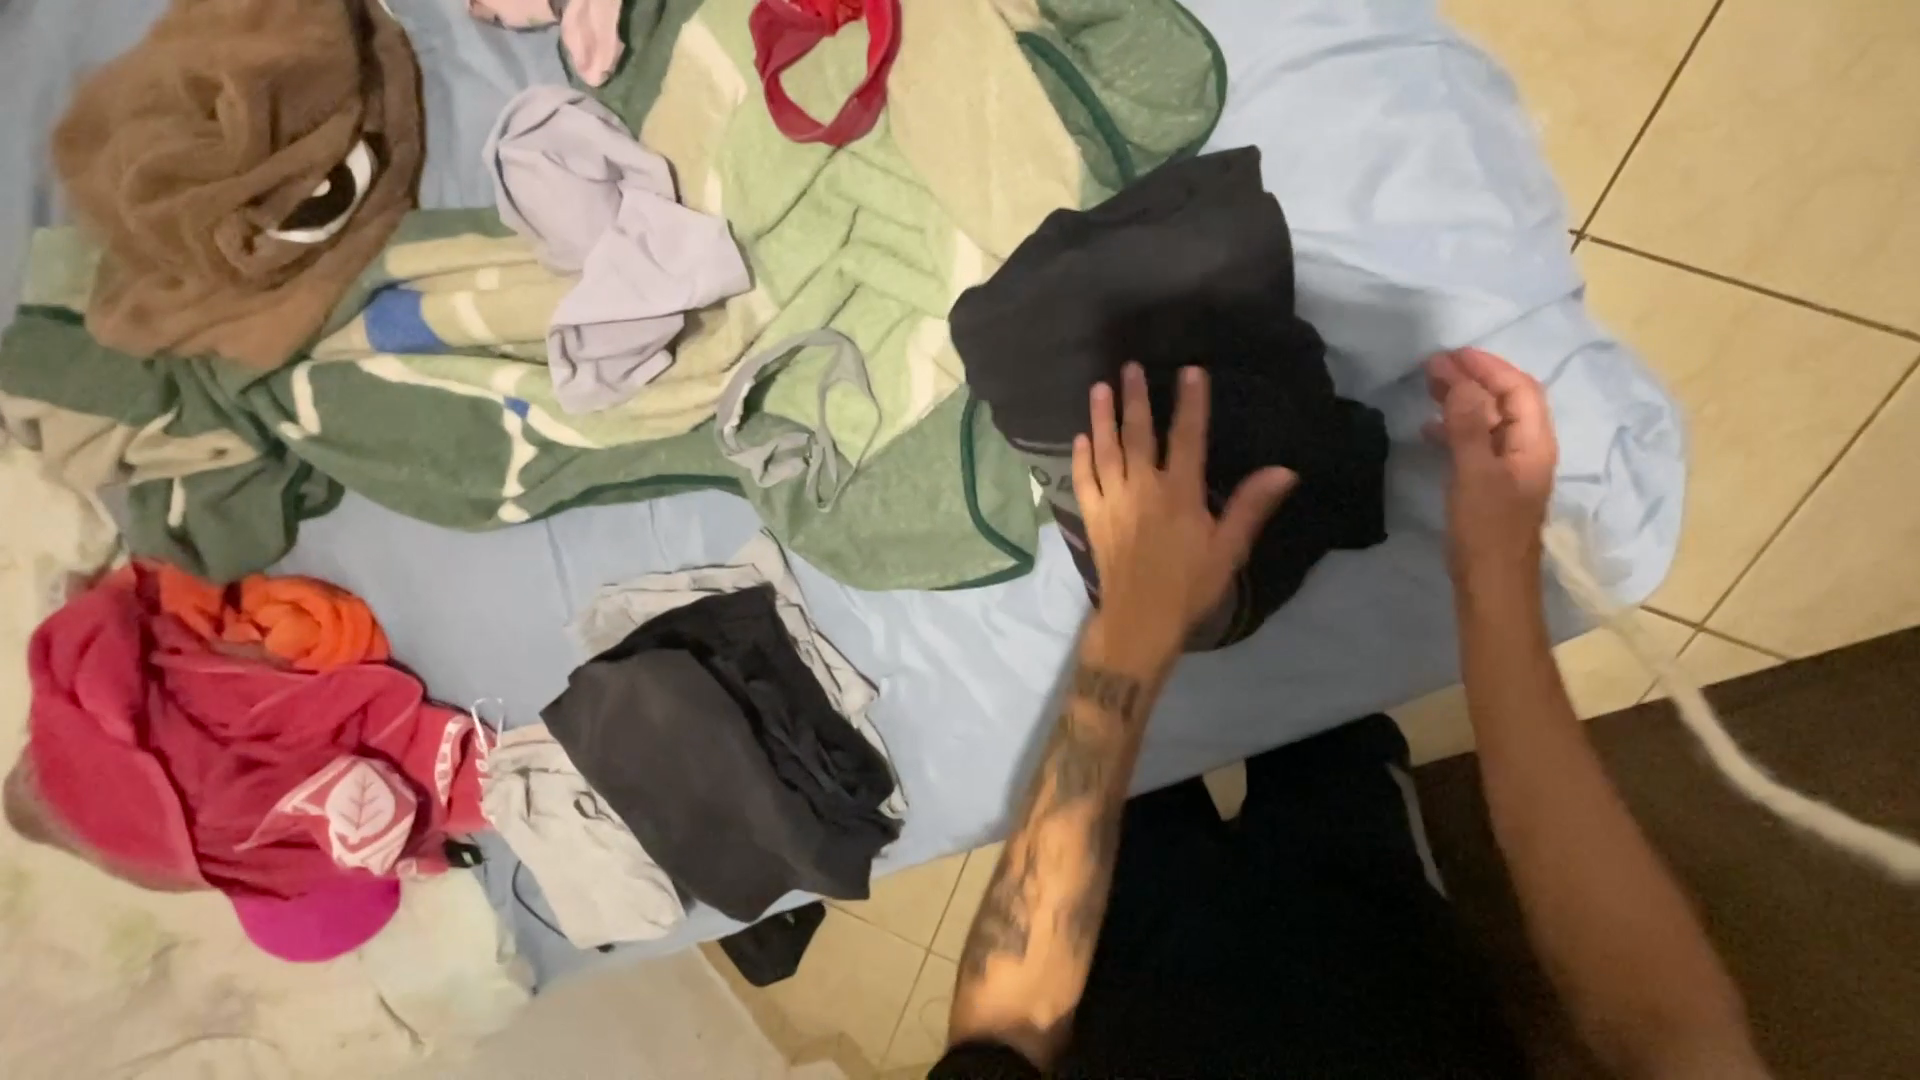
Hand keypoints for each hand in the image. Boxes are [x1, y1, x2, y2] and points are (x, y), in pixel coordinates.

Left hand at [1072, 364, 1296, 663]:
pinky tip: (1080, 438)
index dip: (1190, 402)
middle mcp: (1142, 489)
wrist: (1140, 618)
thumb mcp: (1228, 548)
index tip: (1190, 370)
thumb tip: (1284, 469)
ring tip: (1098, 388)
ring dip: (1102, 418)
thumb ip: (1250, 506)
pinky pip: (1083, 481)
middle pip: (1137, 434)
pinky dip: (1080, 458)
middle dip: (1135, 398)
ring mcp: (1112, 501)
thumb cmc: (1189, 585)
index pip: (1187, 437)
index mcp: (1179, 493)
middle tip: (1129, 367)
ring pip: (1105, 450)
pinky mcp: (1092, 518)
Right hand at [1426, 348, 1557, 583]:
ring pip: (1490, 420)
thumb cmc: (1486, 529)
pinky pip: (1476, 442)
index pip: (1518, 390)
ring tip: (1429, 388)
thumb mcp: (1474, 474)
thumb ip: (1470, 427)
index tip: (1452, 354)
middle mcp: (1527, 450)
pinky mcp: (1489, 484)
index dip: (1488, 368)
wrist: (1491, 583)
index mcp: (1532, 444)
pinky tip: (1431, 429)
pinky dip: (1455, 427)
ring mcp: (1509, 468)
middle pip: (1507, 401)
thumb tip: (1465, 382)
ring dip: (1463, 400)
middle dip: (1475, 379)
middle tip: (1433, 366)